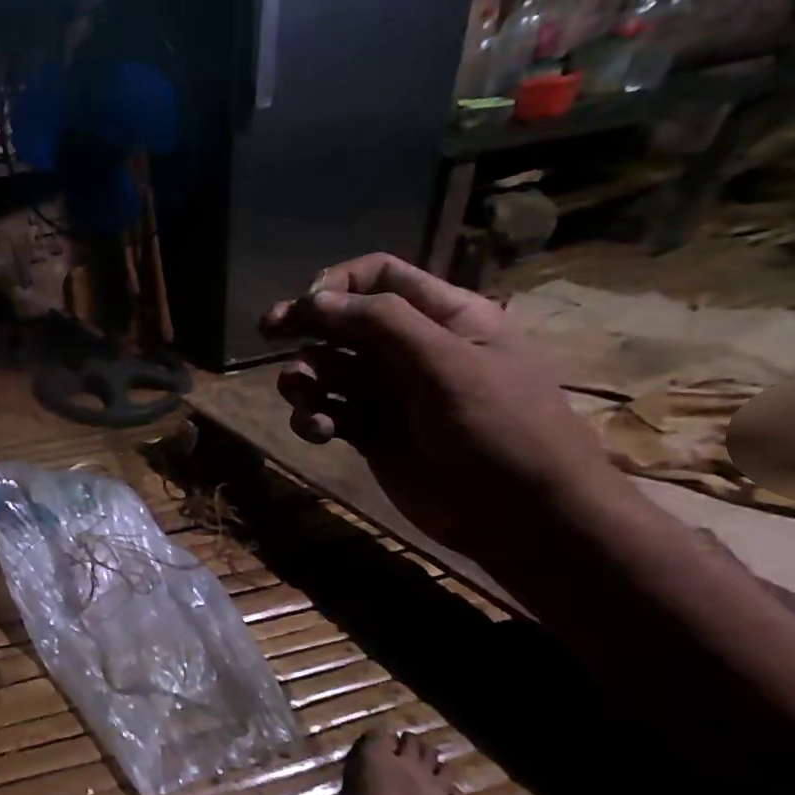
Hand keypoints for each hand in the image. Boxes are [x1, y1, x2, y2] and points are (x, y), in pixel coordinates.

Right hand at [260, 253, 625, 564]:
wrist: (525, 517)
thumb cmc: (499, 427)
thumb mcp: (446, 362)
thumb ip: (380, 322)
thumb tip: (312, 299)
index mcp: (442, 317)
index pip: (379, 276)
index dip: (338, 283)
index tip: (308, 305)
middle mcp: (410, 348)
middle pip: (342, 320)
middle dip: (305, 325)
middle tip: (269, 332)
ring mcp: (388, 392)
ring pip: (326, 368)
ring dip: (305, 377)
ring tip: (304, 396)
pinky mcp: (370, 432)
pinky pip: (327, 411)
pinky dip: (313, 418)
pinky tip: (319, 431)